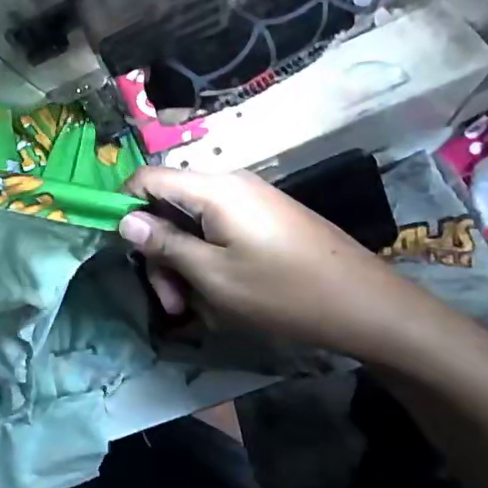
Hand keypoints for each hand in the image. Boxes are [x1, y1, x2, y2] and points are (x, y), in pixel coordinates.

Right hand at [117, 167, 443, 363]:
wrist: (363, 303)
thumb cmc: (282, 291)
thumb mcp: (213, 276)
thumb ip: (164, 244)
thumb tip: (123, 218)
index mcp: (213, 188)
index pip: (148, 177)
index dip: (125, 208)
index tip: (126, 253)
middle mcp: (231, 183)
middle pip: (171, 205)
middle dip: (162, 254)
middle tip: (172, 304)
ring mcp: (253, 200)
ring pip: (196, 223)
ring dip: (187, 264)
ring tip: (199, 310)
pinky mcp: (268, 218)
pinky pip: (222, 230)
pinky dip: (212, 260)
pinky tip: (225, 296)